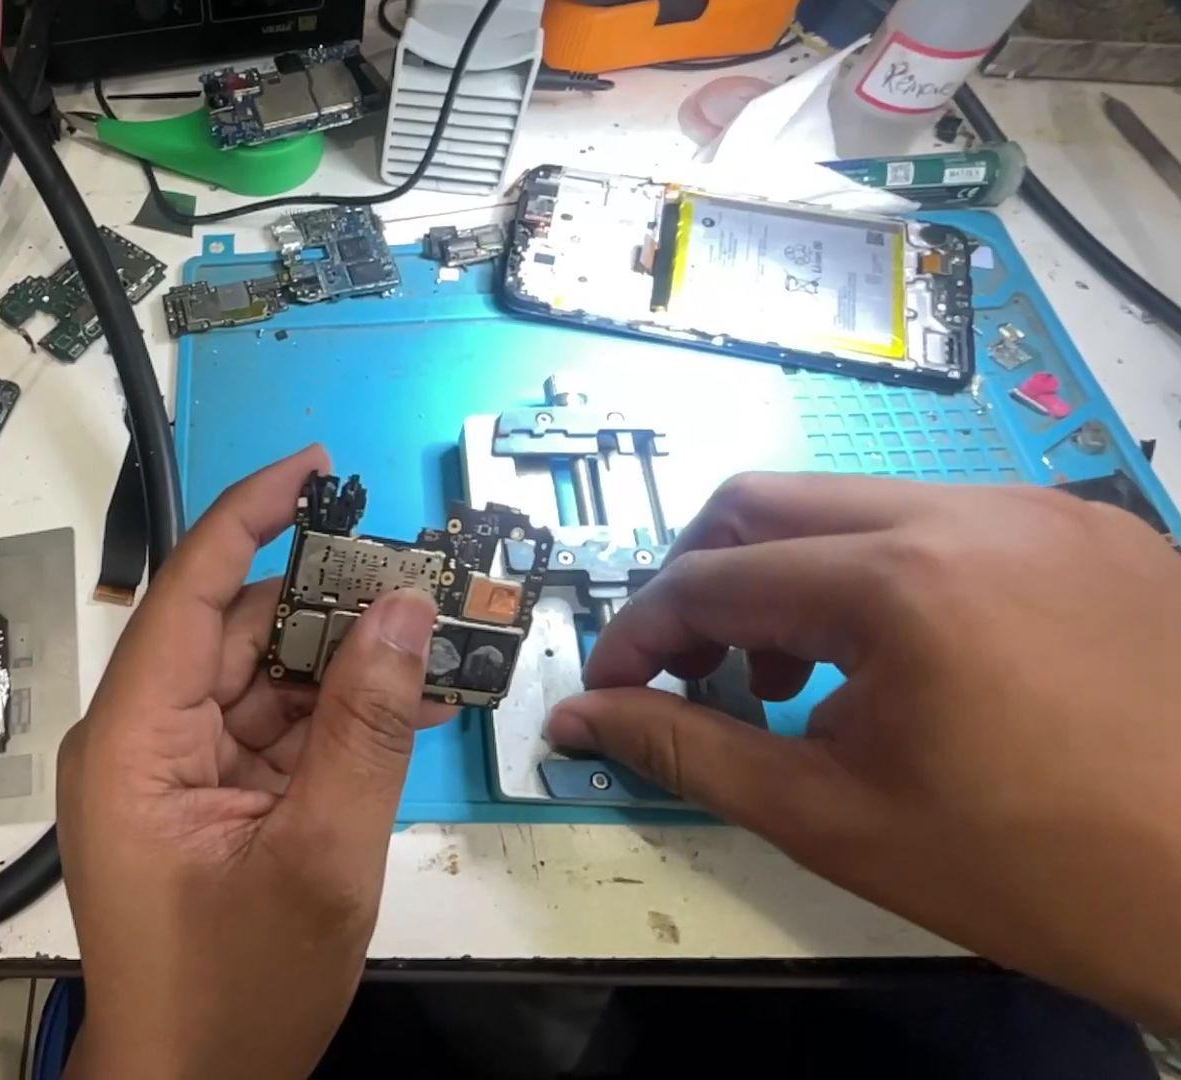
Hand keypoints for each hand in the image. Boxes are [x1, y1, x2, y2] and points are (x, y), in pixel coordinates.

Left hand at [59, 446, 453, 1078]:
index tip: (314, 468)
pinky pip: (270, 725)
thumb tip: (402, 613)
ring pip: (263, 676)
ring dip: (340, 664)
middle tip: (412, 582)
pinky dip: (330, 715)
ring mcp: (173, 761)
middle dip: (326, 605)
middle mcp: (142, 732)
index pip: (190, 591)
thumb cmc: (238, 993)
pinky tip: (398, 706)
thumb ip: (363, 728)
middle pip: (237, 632)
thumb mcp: (321, 858)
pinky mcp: (204, 787)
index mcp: (135, 737)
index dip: (250, 515)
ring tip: (425, 647)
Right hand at [547, 473, 1180, 1029]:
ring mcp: (1039, 515)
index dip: (634, 636)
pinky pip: (919, 523)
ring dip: (771, 576)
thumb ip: (679, 747)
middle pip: (753, 504)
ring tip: (784, 671)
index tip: (611, 691)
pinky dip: (854, 575)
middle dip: (690, 583)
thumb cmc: (1042, 873)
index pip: (703, 582)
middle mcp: (966, 515)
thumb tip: (574, 717)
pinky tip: (878, 655)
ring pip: (833, 506)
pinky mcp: (1088, 534)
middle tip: (686, 664)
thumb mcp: (826, 815)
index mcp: (900, 581)